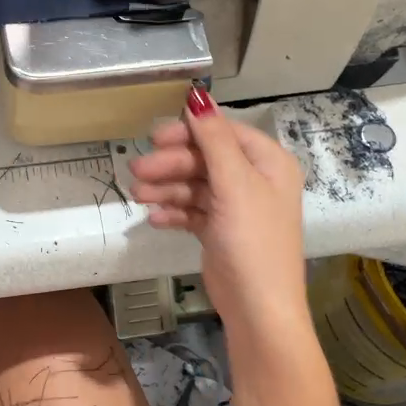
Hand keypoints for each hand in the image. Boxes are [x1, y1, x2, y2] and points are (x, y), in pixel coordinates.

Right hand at [129, 87, 307, 322]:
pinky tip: (154, 220)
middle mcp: (254, 181)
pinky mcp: (220, 232)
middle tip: (137, 172)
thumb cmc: (253, 241)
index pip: (225, 133)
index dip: (191, 132)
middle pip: (206, 159)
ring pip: (195, 186)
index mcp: (269, 163)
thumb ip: (214, 141)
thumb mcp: (235, 185)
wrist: (258, 307)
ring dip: (167, 189)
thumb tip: (198, 97)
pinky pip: (193, 212)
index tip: (155, 136)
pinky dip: (174, 213)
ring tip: (139, 196)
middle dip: (172, 165)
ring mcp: (236, 208)